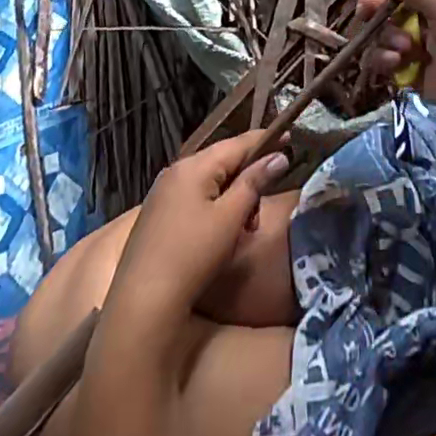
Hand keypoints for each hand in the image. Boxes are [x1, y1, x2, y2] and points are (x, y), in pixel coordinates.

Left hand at [103, 134, 290, 324]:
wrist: (144, 299)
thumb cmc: (193, 254)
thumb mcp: (230, 217)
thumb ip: (254, 182)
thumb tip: (278, 156)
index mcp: (193, 166)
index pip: (236, 143)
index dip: (265, 140)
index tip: (290, 136)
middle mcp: (176, 171)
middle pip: (223, 162)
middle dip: (248, 181)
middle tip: (258, 215)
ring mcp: (164, 192)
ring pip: (210, 182)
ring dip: (233, 200)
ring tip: (241, 232)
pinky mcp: (158, 213)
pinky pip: (195, 198)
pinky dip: (214, 209)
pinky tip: (220, 235)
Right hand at [355, 0, 435, 120]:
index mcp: (432, 1)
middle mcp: (420, 22)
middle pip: (383, 11)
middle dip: (375, 11)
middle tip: (369, 12)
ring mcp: (413, 49)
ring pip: (380, 37)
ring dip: (385, 39)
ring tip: (405, 48)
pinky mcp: (408, 74)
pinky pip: (383, 63)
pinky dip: (384, 60)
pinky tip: (396, 62)